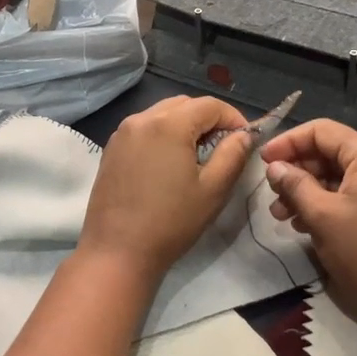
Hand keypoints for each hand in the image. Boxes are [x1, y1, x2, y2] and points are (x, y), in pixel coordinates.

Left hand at [77, 96, 252, 281]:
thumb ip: (232, 155)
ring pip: (162, 114)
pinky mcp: (111, 148)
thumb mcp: (213, 190)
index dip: (232, 118)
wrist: (117, 251)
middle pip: (184, 104)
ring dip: (184, 125)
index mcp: (168, 124)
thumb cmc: (171, 222)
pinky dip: (162, 134)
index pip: (209, 105)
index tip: (245, 140)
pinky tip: (169, 163)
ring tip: (198, 156)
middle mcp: (141, 119)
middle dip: (208, 119)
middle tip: (223, 147)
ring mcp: (122, 132)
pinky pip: (144, 128)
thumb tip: (243, 135)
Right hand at [262, 120, 356, 335]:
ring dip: (307, 192)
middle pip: (328, 153)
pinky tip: (305, 226)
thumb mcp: (323, 217)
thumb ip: (295, 186)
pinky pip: (350, 197)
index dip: (288, 142)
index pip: (320, 131)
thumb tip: (275, 167)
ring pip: (337, 178)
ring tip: (282, 217)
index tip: (262, 162)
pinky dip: (326, 206)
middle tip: (271, 197)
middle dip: (296, 172)